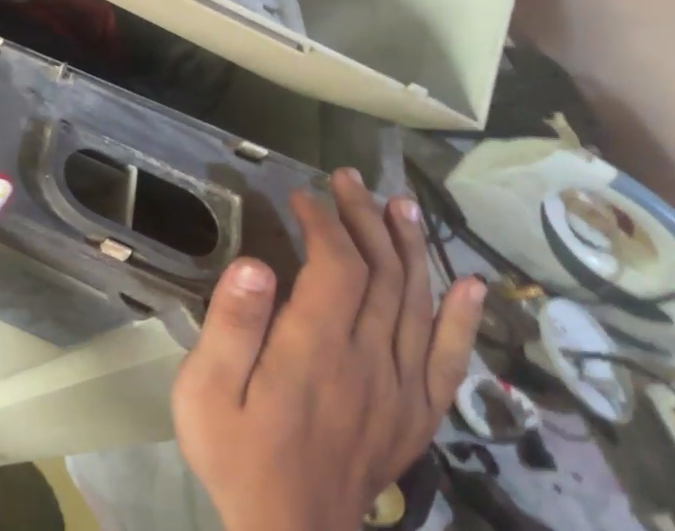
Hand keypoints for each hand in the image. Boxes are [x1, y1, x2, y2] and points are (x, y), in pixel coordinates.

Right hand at [174, 168, 485, 530]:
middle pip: (383, 275)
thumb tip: (254, 264)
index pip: (338, 267)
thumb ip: (232, 326)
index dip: (325, 222)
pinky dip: (461, 319)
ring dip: (411, 250)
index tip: (301, 193)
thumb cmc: (235, 449)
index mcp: (317, 348)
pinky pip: (450, 359)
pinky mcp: (416, 412)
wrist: (290, 526)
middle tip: (349, 179)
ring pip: (418, 305)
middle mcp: (369, 359)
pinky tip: (467, 287)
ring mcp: (401, 387)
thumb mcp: (207, 388)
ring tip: (400, 207)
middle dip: (366, 220)